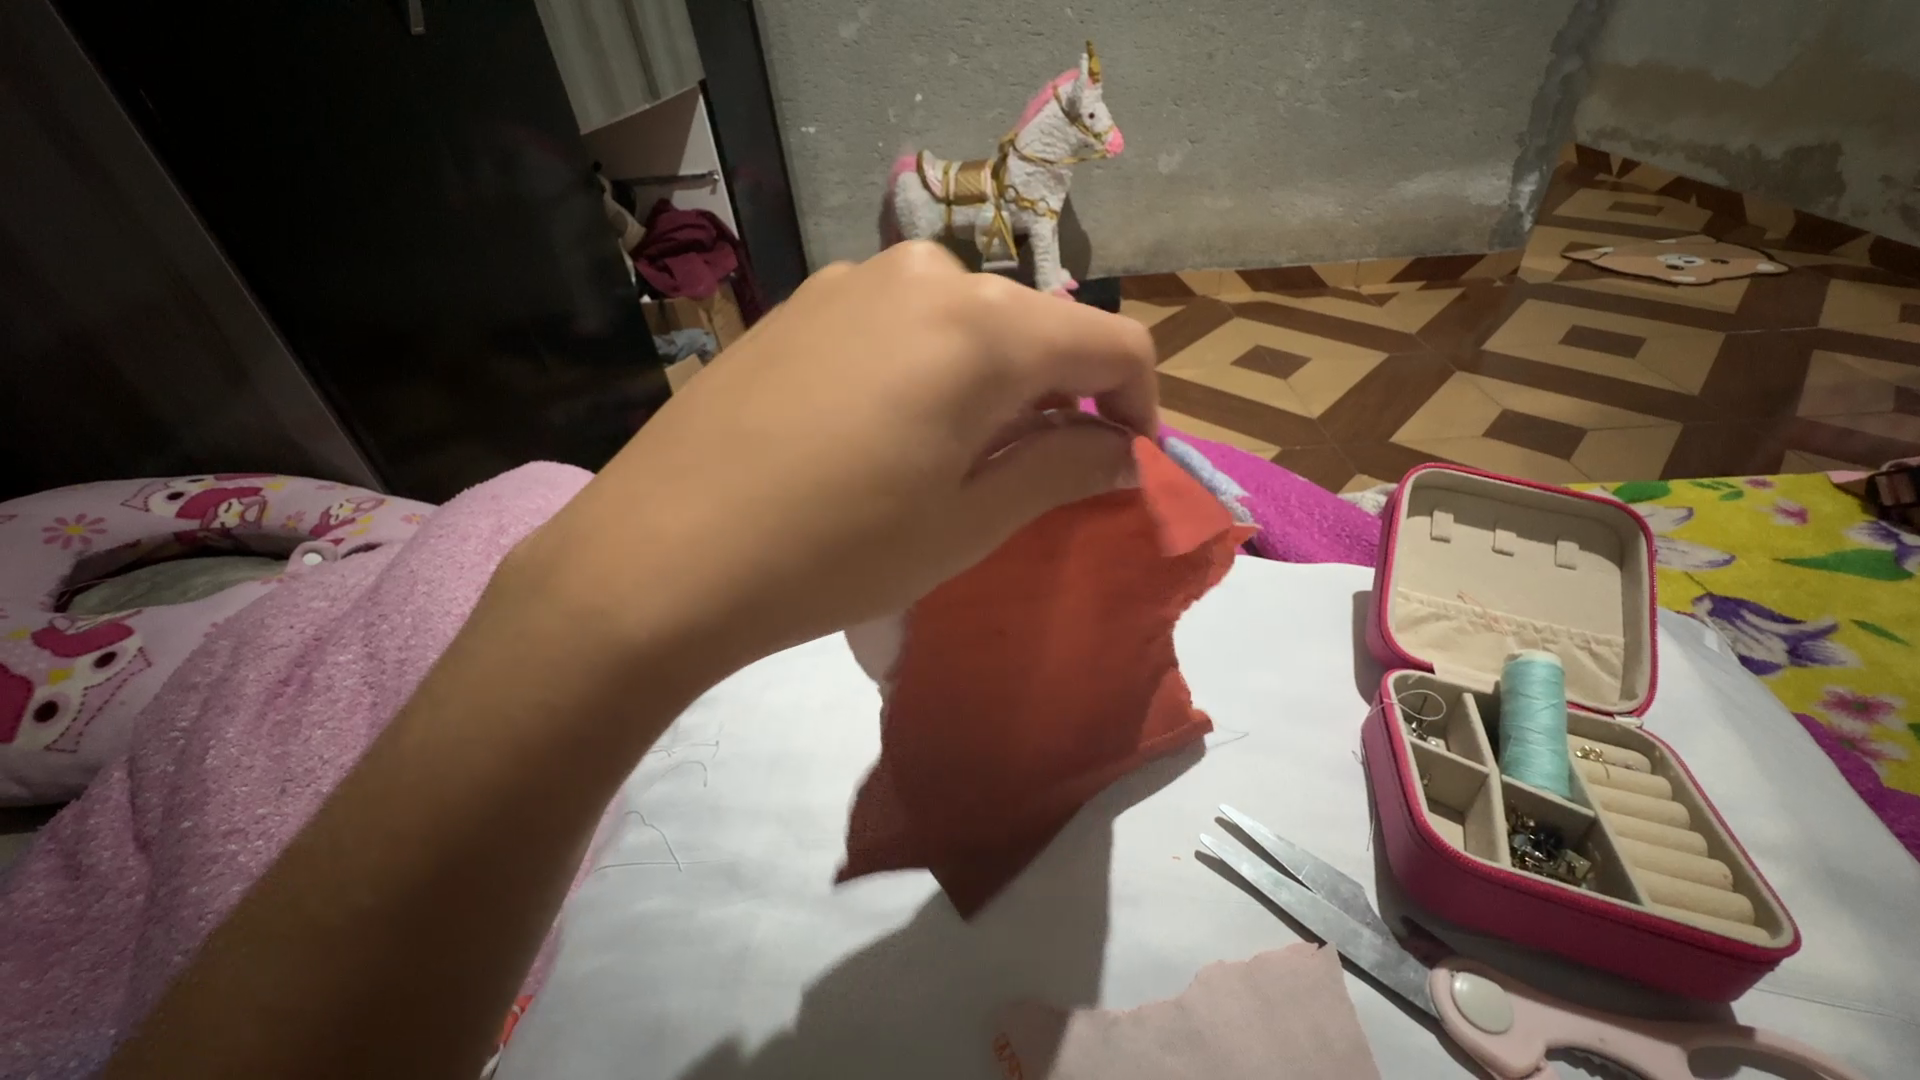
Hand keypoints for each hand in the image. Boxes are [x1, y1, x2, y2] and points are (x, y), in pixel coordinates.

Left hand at [507, 241, 1157, 680]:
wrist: (662, 554)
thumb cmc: (834, 553)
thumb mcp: (967, 524)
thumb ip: (1062, 470)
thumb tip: (1121, 452)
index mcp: (982, 328)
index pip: (1111, 342)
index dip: (1140, 403)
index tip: (1127, 461)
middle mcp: (924, 276)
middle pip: (1036, 326)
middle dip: (1061, 396)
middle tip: (1042, 473)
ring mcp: (853, 280)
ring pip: (968, 322)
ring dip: (994, 382)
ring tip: (962, 457)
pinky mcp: (803, 303)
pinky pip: (903, 324)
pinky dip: (932, 368)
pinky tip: (891, 431)